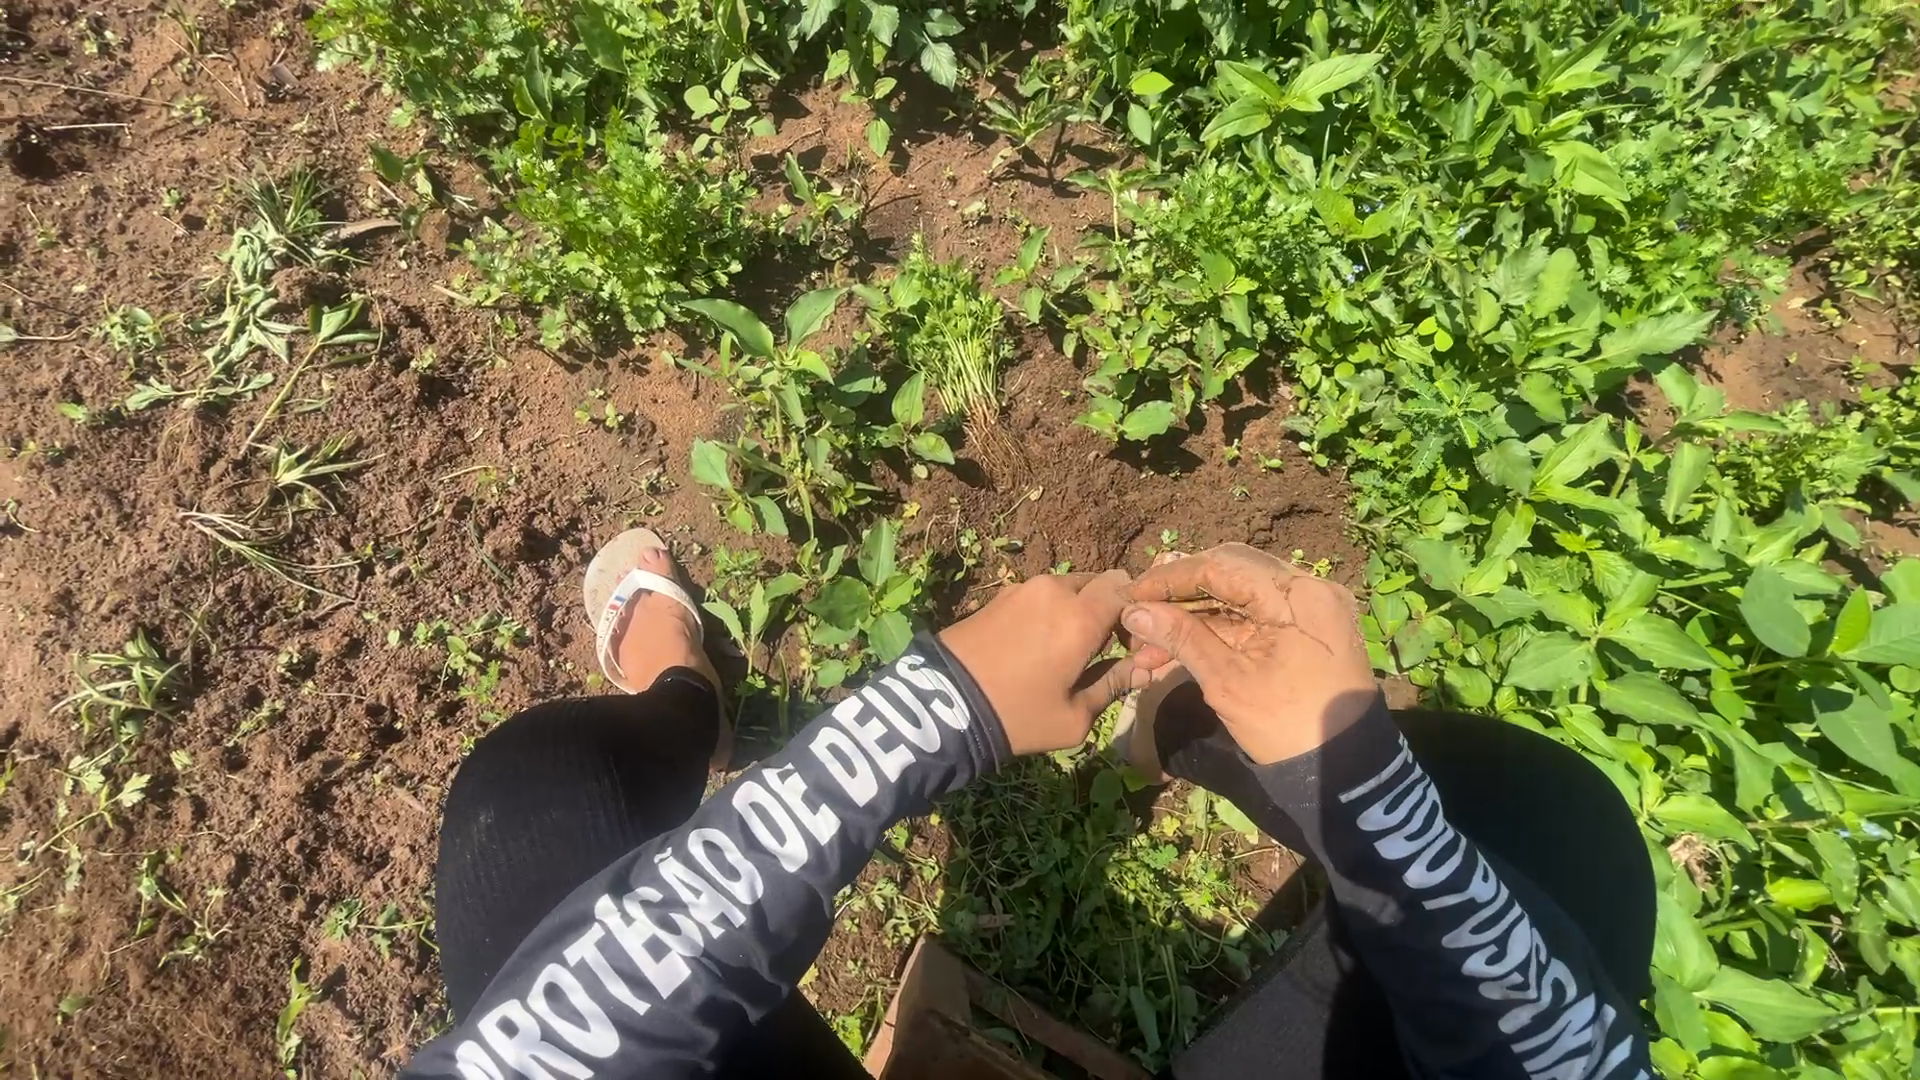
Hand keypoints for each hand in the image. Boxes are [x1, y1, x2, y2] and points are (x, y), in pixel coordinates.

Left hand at [939, 571, 1143, 754]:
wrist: (941, 704)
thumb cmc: (1016, 715)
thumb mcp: (1073, 717)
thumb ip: (1114, 685)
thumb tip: (1146, 668)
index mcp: (1081, 616)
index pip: (1127, 589)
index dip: (1138, 613)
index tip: (1134, 643)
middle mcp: (1055, 590)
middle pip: (1099, 583)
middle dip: (1108, 608)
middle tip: (1103, 646)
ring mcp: (1023, 588)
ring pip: (1068, 587)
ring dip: (1077, 609)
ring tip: (1066, 649)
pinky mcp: (999, 595)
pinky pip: (1040, 595)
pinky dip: (1050, 611)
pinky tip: (1037, 644)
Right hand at [1123, 544, 1377, 764]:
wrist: (1348, 772)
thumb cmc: (1287, 726)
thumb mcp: (1227, 681)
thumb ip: (1180, 637)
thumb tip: (1133, 611)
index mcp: (1296, 595)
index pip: (1219, 566)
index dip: (1169, 579)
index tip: (1131, 595)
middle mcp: (1308, 588)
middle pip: (1229, 570)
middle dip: (1180, 591)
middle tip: (1141, 610)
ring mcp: (1310, 606)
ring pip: (1238, 592)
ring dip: (1194, 612)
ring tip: (1152, 639)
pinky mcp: (1307, 626)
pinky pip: (1253, 613)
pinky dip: (1217, 626)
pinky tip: (1179, 644)